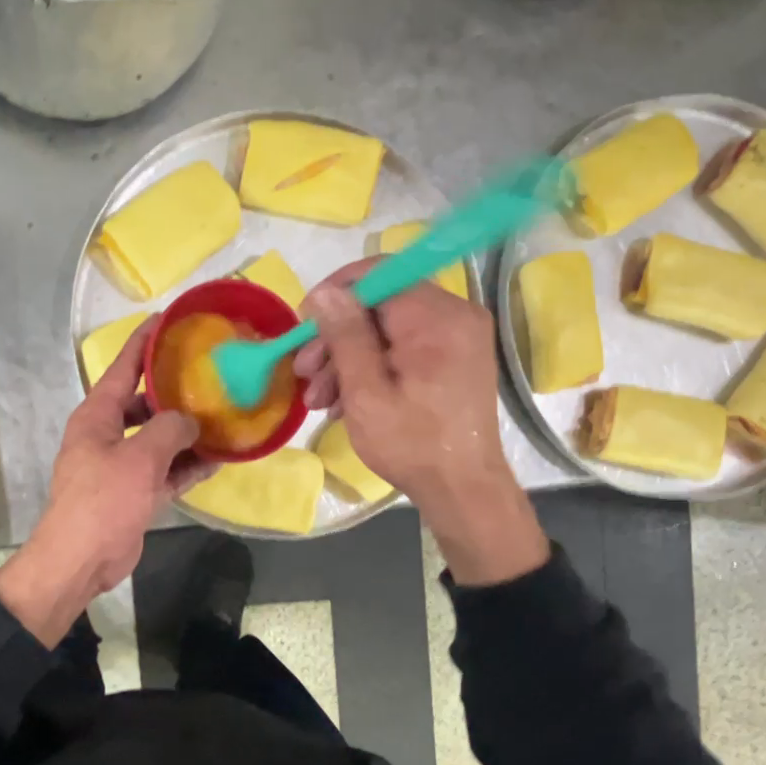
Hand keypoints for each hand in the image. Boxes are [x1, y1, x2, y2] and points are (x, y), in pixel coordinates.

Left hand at [0, 316, 213, 644]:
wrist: (81, 560)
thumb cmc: (102, 501)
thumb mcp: (139, 458)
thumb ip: (169, 431)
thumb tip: (191, 420)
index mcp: (96, 416)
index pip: (123, 368)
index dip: (144, 343)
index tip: (168, 320)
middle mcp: (107, 435)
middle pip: (144, 403)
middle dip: (174, 392)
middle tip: (211, 375)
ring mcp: (121, 466)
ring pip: (159, 439)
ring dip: (188, 433)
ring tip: (225, 415)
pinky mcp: (135, 494)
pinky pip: (166, 471)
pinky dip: (188, 466)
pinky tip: (221, 458)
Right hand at [296, 260, 547, 585]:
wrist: (462, 489)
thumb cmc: (412, 445)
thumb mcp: (366, 394)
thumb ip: (346, 337)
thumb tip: (324, 293)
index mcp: (436, 319)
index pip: (378, 275)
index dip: (334, 294)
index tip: (303, 326)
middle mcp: (454, 315)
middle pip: (381, 304)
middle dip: (336, 337)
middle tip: (303, 372)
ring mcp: (458, 336)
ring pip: (388, 329)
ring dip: (348, 359)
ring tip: (319, 399)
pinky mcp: (454, 357)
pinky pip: (404, 346)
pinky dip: (372, 367)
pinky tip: (345, 401)